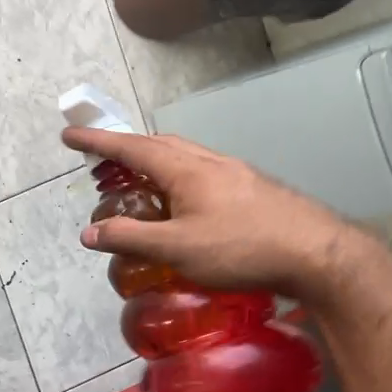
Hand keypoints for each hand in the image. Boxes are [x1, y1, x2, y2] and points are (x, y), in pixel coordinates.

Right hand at [64, 128, 379, 299]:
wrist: (321, 256)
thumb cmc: (243, 248)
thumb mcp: (175, 248)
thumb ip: (129, 238)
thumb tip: (89, 232)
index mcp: (188, 171)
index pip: (134, 148)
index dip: (98, 141)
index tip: (70, 135)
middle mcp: (212, 164)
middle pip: (160, 144)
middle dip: (125, 147)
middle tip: (99, 158)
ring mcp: (236, 175)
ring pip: (183, 157)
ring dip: (151, 160)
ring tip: (133, 179)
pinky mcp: (251, 190)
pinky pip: (200, 172)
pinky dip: (173, 175)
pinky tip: (176, 200)